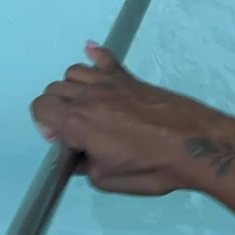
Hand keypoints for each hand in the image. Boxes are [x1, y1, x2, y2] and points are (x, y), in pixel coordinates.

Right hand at [30, 43, 232, 194]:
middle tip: (76, 129)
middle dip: (57, 108)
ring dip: (73, 88)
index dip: (45, 125)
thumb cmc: (151, 167)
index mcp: (77, 122)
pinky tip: (92, 55)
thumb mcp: (107, 179)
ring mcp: (111, 82)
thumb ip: (85, 164)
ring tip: (88, 106)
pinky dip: (95, 55)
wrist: (194, 145)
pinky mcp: (131, 78)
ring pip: (74, 72)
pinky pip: (105, 57)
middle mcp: (89, 95)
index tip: (63, 140)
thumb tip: (81, 153)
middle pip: (55, 89)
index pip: (40, 108)